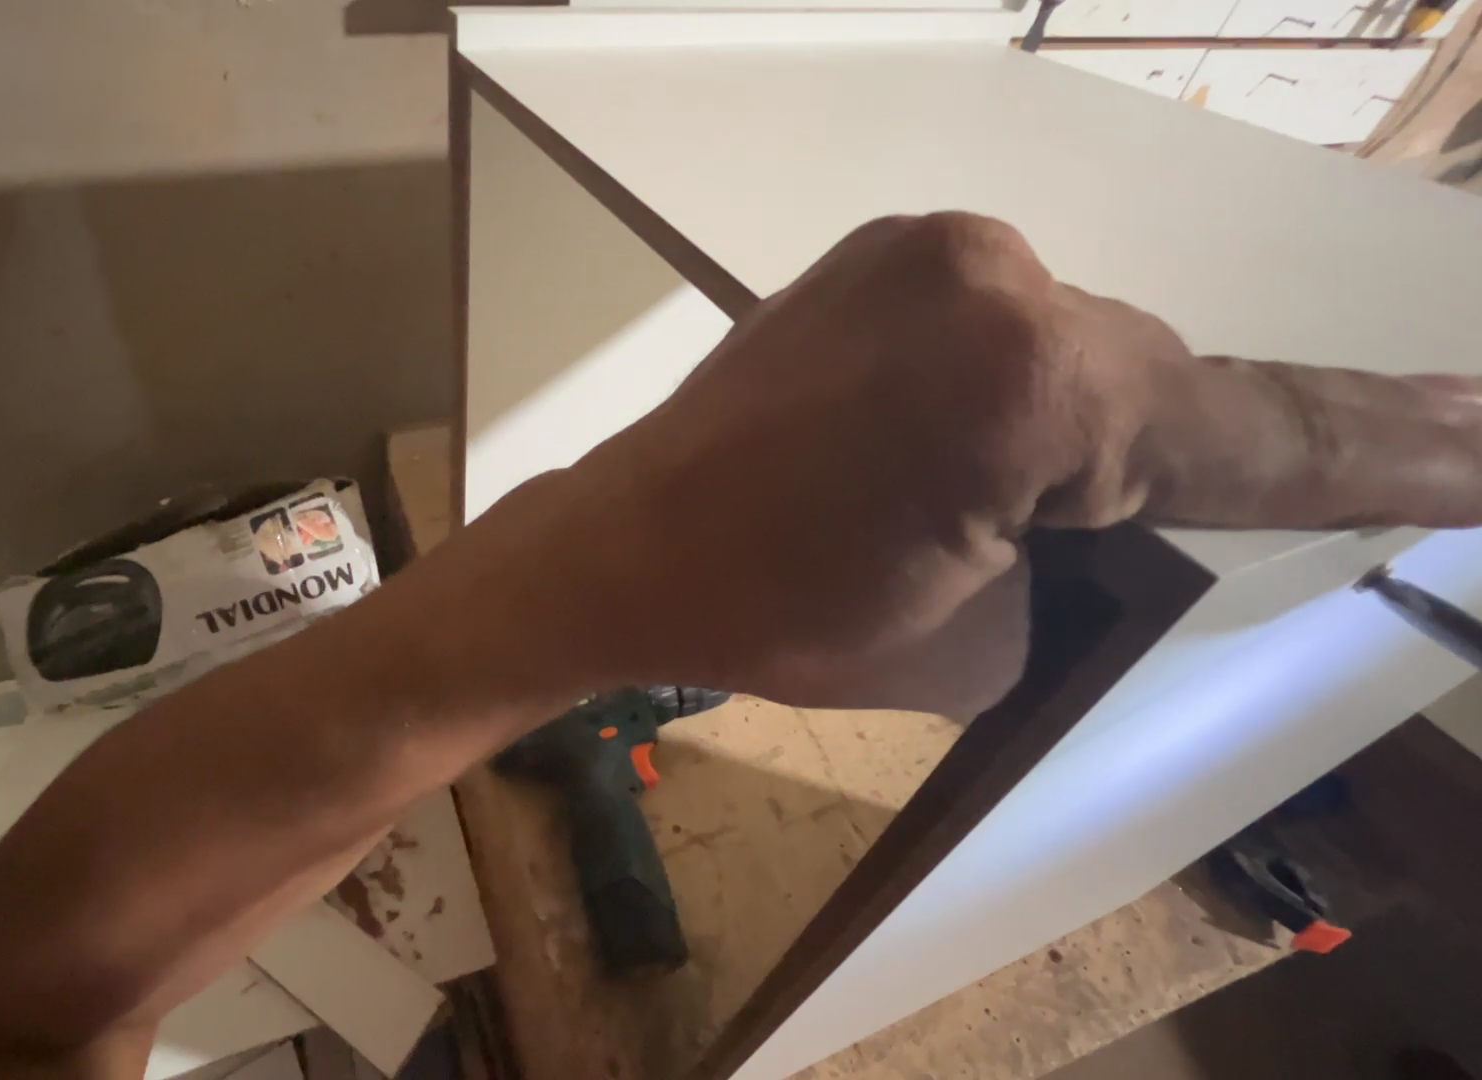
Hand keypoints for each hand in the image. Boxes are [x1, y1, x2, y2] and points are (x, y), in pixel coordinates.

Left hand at [461, 212, 1481, 716]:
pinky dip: (982, 383)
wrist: (623, 552)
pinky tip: (929, 438)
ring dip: (1053, 421)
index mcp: (1028, 382)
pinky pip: (972, 324)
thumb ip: (1080, 566)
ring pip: (1053, 348)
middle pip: (1135, 382)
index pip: (1249, 431)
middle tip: (1097, 531)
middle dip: (1141, 460)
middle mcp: (985, 276)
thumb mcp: (971, 637)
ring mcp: (911, 254)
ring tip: (976, 497)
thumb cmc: (772, 613)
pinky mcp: (858, 263)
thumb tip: (1109, 520)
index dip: (1386, 454)